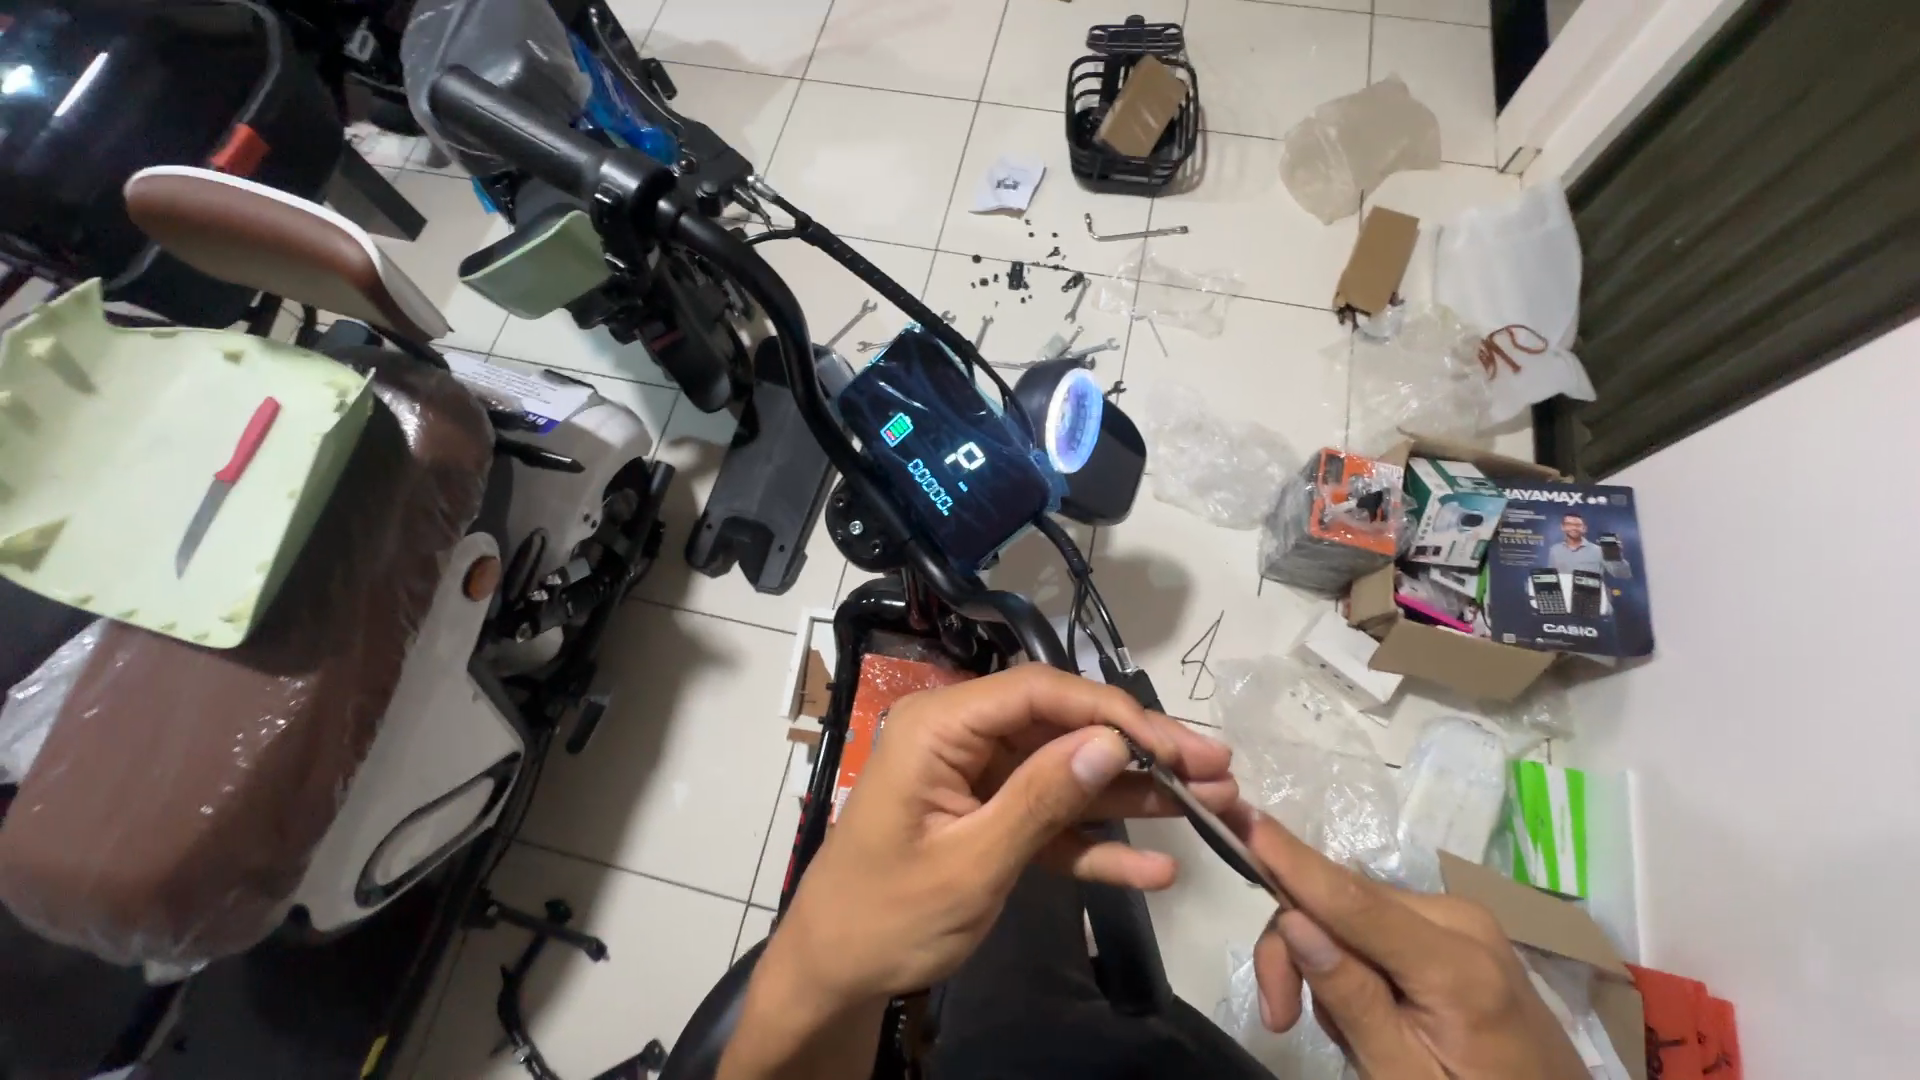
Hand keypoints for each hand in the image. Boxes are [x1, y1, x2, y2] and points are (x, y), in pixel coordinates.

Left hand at [718, 665, 1234, 1079]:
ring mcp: (978, 778)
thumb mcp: (970, 861)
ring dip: (1132, 793)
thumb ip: (1042, 798)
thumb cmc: (888, 914)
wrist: (834, 973)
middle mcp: (962, 737)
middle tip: (1215, 767)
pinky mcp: (989, 817)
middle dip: (1138, 749)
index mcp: (941, 726)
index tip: (1174, 745)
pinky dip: (1095, 844)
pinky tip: (1154, 870)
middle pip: (1061, 727)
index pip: (1038, 692)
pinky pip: (1049, 819)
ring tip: (1210, 805)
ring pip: (1065, 770)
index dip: (1110, 712)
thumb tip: (1114, 743)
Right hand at [1230, 806, 1586, 1079]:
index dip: (1294, 860)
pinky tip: (1369, 1005)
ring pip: (1351, 909)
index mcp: (1457, 968)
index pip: (1354, 901)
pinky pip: (1376, 920)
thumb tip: (1293, 919)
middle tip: (1278, 1015)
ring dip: (1324, 957)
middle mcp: (1461, 921)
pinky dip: (1354, 954)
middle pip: (1341, 904)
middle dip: (1296, 947)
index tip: (1245, 817)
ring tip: (1340, 1028)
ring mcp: (1463, 919)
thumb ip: (1352, 1000)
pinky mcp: (1459, 926)